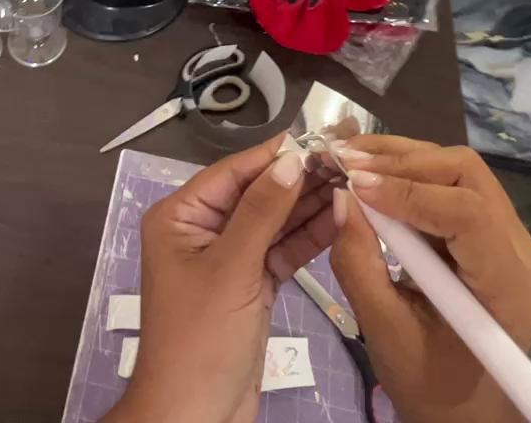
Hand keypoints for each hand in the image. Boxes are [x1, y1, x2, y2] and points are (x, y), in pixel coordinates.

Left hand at [105, 136, 337, 422]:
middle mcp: (202, 230)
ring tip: (349, 183)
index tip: (316, 136)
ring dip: (307, 206)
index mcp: (180, 216)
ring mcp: (228, 258)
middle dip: (297, 178)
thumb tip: (290, 158)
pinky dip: (306, 239)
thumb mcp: (230, 268)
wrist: (195, 417)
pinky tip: (338, 220)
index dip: (274, 154)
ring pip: (272, 222)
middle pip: (255, 194)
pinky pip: (280, 251)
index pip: (232, 172)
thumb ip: (261, 212)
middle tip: (344, 159)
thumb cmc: (200, 337)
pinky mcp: (250, 284)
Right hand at [329, 136, 530, 422]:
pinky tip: (371, 170)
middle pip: (465, 174)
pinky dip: (407, 167)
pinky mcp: (489, 226)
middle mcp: (520, 250)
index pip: (468, 213)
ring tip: (350, 157)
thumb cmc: (429, 381)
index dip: (408, 192)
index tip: (354, 185)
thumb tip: (342, 198)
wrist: (463, 405)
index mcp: (506, 288)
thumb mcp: (384, 332)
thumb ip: (360, 266)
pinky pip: (451, 180)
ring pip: (457, 167)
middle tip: (347, 163)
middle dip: (402, 161)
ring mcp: (509, 234)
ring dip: (401, 157)